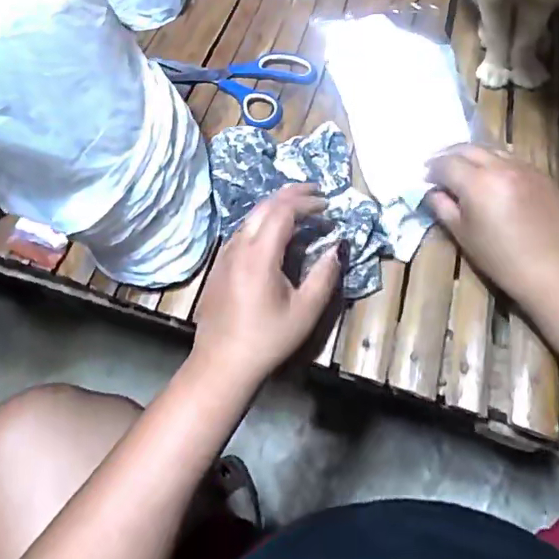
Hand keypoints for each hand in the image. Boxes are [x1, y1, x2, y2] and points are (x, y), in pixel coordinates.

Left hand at [192, 184, 339, 383]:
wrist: (221, 365)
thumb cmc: (267, 339)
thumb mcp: (305, 310)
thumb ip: (324, 275)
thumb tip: (337, 247)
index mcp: (259, 255)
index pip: (283, 211)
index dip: (307, 203)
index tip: (328, 205)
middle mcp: (239, 247)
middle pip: (265, 206)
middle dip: (292, 194)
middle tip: (317, 192)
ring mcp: (226, 254)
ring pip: (252, 216)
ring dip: (277, 206)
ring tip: (301, 207)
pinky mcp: (220, 265)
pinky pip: (244, 230)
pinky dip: (264, 220)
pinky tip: (277, 232)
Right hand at [424, 144, 558, 300]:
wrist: (555, 270)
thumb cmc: (503, 260)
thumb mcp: (464, 236)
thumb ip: (444, 207)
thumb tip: (432, 191)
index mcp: (477, 182)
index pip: (446, 163)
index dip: (431, 169)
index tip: (424, 178)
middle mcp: (501, 166)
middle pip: (468, 148)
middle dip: (449, 155)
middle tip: (439, 167)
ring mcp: (525, 167)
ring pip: (492, 149)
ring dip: (474, 155)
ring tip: (465, 169)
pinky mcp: (542, 175)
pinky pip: (513, 160)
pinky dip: (497, 163)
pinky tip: (494, 179)